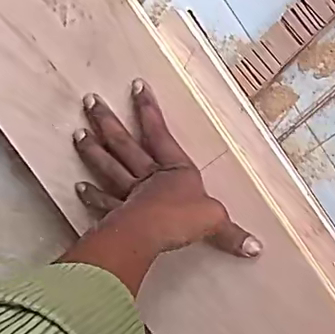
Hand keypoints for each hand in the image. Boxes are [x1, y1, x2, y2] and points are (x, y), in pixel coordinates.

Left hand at [60, 81, 260, 292]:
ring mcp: (130, 194)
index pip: (160, 134)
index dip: (148, 110)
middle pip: (125, 144)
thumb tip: (257, 249)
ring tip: (78, 133)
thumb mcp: (216, 223)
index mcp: (175, 171)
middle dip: (108, 122)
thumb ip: (231, 234)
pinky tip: (77, 188)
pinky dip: (91, 195)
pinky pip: (103, 202)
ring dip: (93, 151)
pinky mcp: (118, 215)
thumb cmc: (183, 219)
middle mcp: (149, 177)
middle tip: (90, 100)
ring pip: (109, 166)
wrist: (151, 235)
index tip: (136, 85)